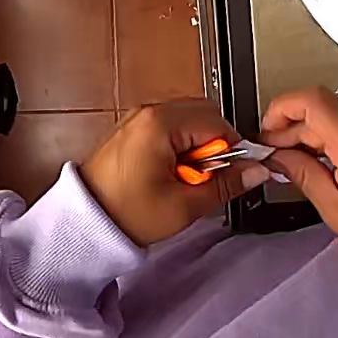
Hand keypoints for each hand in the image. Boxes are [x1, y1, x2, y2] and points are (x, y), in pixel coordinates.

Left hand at [81, 101, 269, 246]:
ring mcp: (140, 119)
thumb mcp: (185, 205)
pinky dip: (181, 146)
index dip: (232, 151)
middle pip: (206, 115)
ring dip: (198, 146)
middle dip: (214, 146)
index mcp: (161, 124)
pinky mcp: (135, 129)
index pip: (219, 124)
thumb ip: (227, 184)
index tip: (231, 174)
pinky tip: (171, 173)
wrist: (82, 225)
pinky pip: (172, 126)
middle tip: (203, 177)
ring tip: (184, 178)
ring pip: (191, 120)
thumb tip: (256, 171)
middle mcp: (149, 112)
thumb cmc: (123, 214)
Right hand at [258, 88, 337, 265]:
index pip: (313, 100)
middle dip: (291, 130)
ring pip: (336, 119)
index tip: (267, 131)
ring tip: (297, 166)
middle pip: (321, 111)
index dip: (282, 108)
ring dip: (312, 136)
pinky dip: (333, 140)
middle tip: (274, 157)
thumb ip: (303, 175)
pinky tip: (323, 164)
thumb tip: (278, 156)